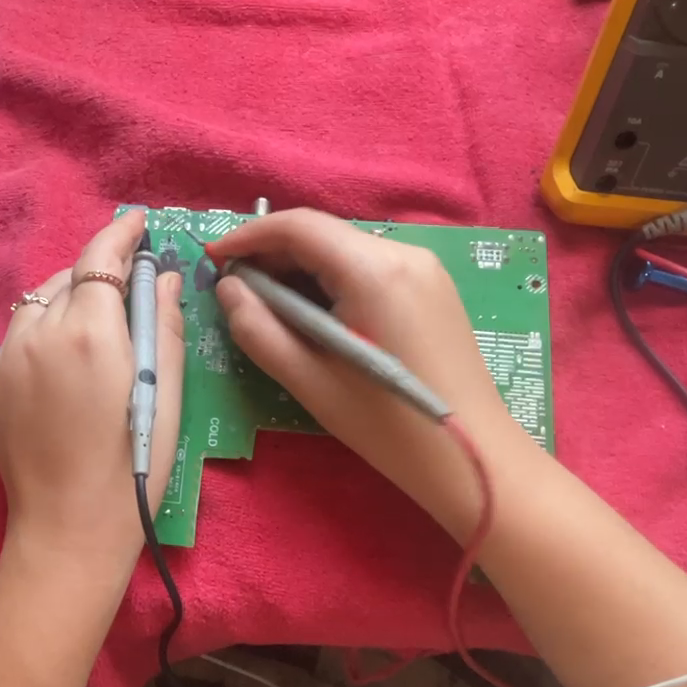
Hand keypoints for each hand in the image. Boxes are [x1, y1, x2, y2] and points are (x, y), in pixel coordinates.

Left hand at [0, 209, 183, 572]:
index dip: (120, 233)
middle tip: (128, 294)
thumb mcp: (166, 396)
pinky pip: (20, 336)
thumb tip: (164, 279)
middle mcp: (39, 334)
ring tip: (96, 326)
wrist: (68, 529)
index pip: (99, 258)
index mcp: (89, 334)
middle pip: (68, 277)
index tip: (137, 222)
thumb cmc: (134, 466)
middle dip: (98, 273)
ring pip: (37, 303)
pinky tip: (66, 364)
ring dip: (68, 298)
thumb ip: (164, 326)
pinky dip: (45, 330)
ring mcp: (6, 359)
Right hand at [212, 209, 541, 536]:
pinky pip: (367, 268)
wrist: (473, 460)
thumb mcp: (309, 381)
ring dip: (300, 270)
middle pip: (322, 234)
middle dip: (272, 255)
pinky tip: (313, 314)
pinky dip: (331, 281)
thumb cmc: (386, 426)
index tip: (212, 259)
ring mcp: (425, 269)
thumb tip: (228, 289)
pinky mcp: (432, 288)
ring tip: (268, 306)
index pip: (299, 226)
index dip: (248, 236)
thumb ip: (258, 329)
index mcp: (373, 271)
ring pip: (343, 251)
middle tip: (234, 289)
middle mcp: (403, 253)